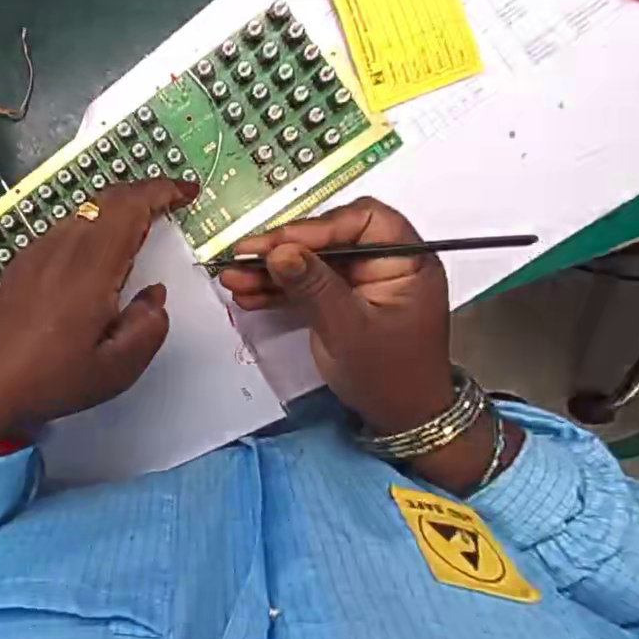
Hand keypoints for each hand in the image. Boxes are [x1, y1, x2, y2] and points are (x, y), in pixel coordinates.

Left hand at [0, 178, 198, 455]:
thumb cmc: (54, 380)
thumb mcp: (119, 368)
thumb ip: (149, 325)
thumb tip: (153, 294)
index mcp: (89, 269)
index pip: (128, 206)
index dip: (161, 190)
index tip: (186, 191)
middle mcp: (60, 249)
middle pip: (105, 201)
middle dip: (143, 196)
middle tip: (169, 210)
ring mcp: (36, 253)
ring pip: (83, 214)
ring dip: (115, 215)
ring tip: (135, 242)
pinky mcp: (22, 263)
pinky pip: (63, 231)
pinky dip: (90, 231)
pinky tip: (94, 263)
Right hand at [218, 198, 452, 431]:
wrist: (400, 418)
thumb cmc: (389, 374)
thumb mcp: (348, 328)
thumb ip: (313, 286)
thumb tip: (279, 251)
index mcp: (406, 261)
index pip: (363, 220)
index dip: (317, 226)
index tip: (278, 244)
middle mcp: (382, 262)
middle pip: (328, 237)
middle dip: (283, 247)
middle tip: (245, 255)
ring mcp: (357, 280)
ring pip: (309, 260)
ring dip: (270, 269)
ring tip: (233, 277)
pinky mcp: (337, 297)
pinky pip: (303, 283)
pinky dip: (275, 288)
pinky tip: (247, 293)